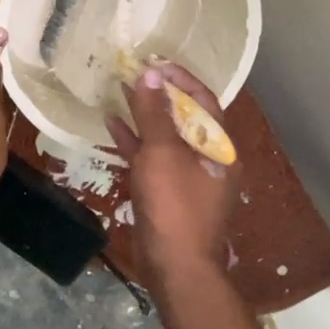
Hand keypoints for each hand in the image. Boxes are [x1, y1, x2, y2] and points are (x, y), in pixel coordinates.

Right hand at [106, 60, 239, 285]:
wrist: (175, 266)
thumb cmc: (174, 204)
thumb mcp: (162, 153)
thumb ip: (155, 112)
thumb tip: (150, 74)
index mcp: (218, 147)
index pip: (204, 99)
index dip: (180, 78)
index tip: (153, 62)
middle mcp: (207, 157)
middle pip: (184, 115)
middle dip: (159, 92)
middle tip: (131, 71)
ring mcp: (187, 175)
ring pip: (165, 134)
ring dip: (143, 112)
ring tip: (118, 88)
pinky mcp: (167, 190)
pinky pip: (151, 156)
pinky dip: (134, 139)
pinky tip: (111, 123)